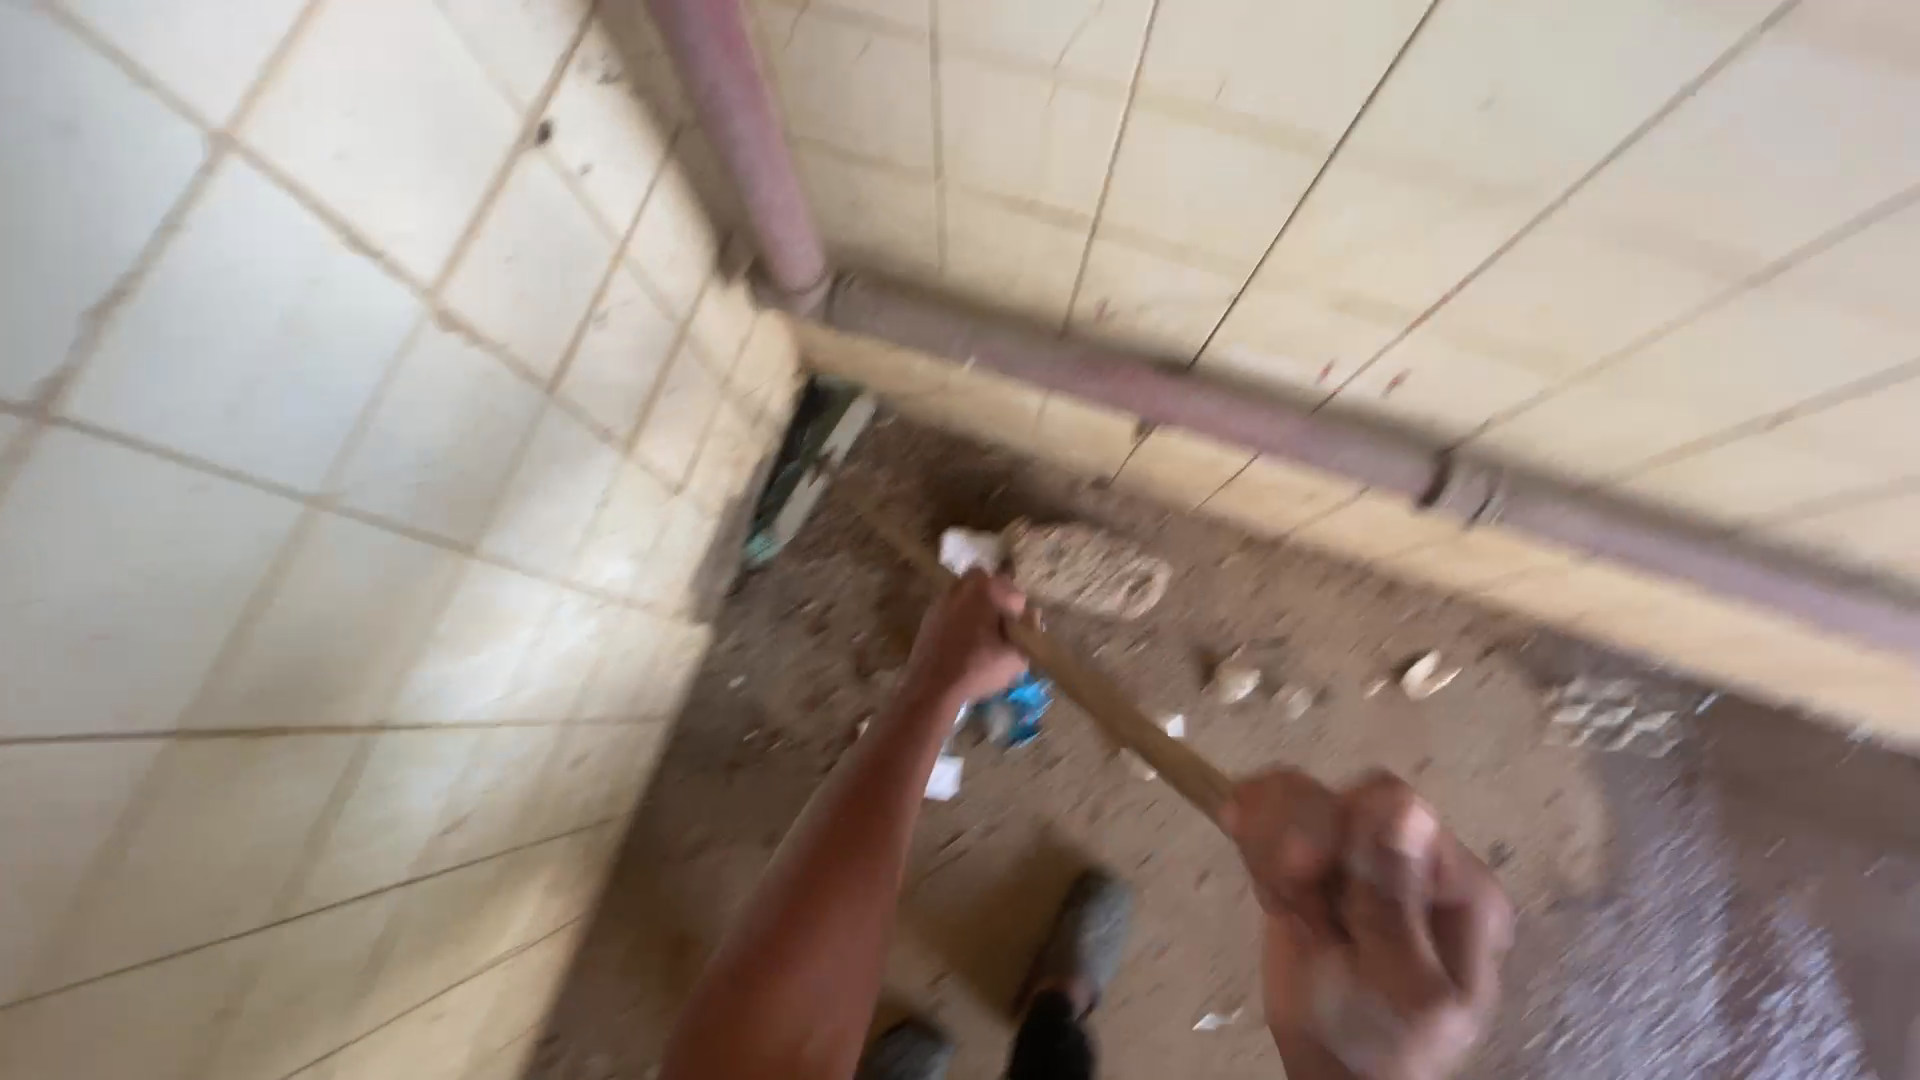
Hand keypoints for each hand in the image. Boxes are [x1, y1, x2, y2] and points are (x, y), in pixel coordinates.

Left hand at [898, 569, 1028, 704]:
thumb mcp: (1016, 656)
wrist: (932, 685)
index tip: (1016, 635)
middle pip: (991, 584)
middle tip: (1001, 628)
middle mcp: (965, 586)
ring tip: (982, 633)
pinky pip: (954, 605)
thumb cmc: (978, 668)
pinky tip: (962, 638)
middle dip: (1000, 600)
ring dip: (980, 605)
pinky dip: (962, 615)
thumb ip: (1030, 630)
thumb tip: (1032, 614)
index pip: (1017, 595)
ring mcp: (944, 597)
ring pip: (970, 591)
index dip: (1020, 616)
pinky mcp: (930, 612)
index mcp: (988, 590)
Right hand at [1221, 770, 1512, 1079]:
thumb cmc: (1377, 1036)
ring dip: (1270, 849)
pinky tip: (1273, 897)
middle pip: (1334, 794)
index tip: (1305, 874)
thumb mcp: (1397, 982)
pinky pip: (1268, 808)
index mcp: (1456, 880)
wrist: (1331, 1065)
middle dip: (1294, 843)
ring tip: (1284, 904)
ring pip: (1294, 794)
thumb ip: (1394, 898)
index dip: (1336, 830)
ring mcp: (1360, 845)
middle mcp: (1411, 850)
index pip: (1387, 803)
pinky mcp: (1315, 846)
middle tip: (1293, 902)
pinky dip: (1255, 847)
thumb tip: (1402, 803)